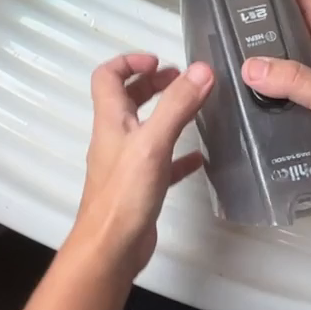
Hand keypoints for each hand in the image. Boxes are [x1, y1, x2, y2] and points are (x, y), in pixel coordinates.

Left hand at [66, 54, 214, 276]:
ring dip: (167, 114)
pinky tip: (199, 159)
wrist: (111, 248)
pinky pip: (161, 163)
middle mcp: (115, 138)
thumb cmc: (125, 194)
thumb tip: (202, 69)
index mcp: (110, 121)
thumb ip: (177, 105)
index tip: (160, 61)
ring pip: (145, 130)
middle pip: (126, 100)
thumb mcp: (153, 142)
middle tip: (182, 80)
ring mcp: (127, 164)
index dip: (130, 62)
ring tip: (195, 109)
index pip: (107, 77)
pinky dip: (179, 155)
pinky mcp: (140, 188)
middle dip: (152, 84)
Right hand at [241, 0, 310, 201]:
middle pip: (304, 45)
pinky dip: (282, 110)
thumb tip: (252, 67)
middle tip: (245, 22)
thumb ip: (296, 82)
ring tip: (242, 68)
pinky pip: (302, 112)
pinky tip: (262, 116)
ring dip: (277, 75)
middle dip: (277, 32)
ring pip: (300, 81)